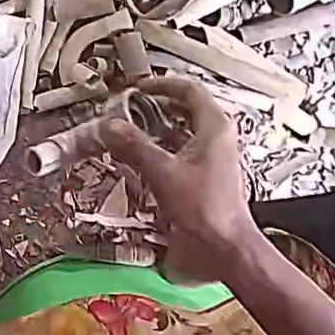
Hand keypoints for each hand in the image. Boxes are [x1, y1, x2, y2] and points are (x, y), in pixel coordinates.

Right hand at [97, 76, 267, 282]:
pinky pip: (174, 156)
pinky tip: (134, 160)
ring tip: (125, 132)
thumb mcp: (165, 173)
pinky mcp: (198, 180)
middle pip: (182, 111)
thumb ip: (136, 147)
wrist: (223, 249)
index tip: (137, 88)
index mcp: (214, 129)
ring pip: (177, 134)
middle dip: (152, 108)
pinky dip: (154, 153)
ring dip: (151, 131)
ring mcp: (207, 161)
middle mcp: (213, 141)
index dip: (162, 85)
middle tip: (125, 110)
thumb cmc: (206, 210)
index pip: (189, 91)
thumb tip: (111, 127)